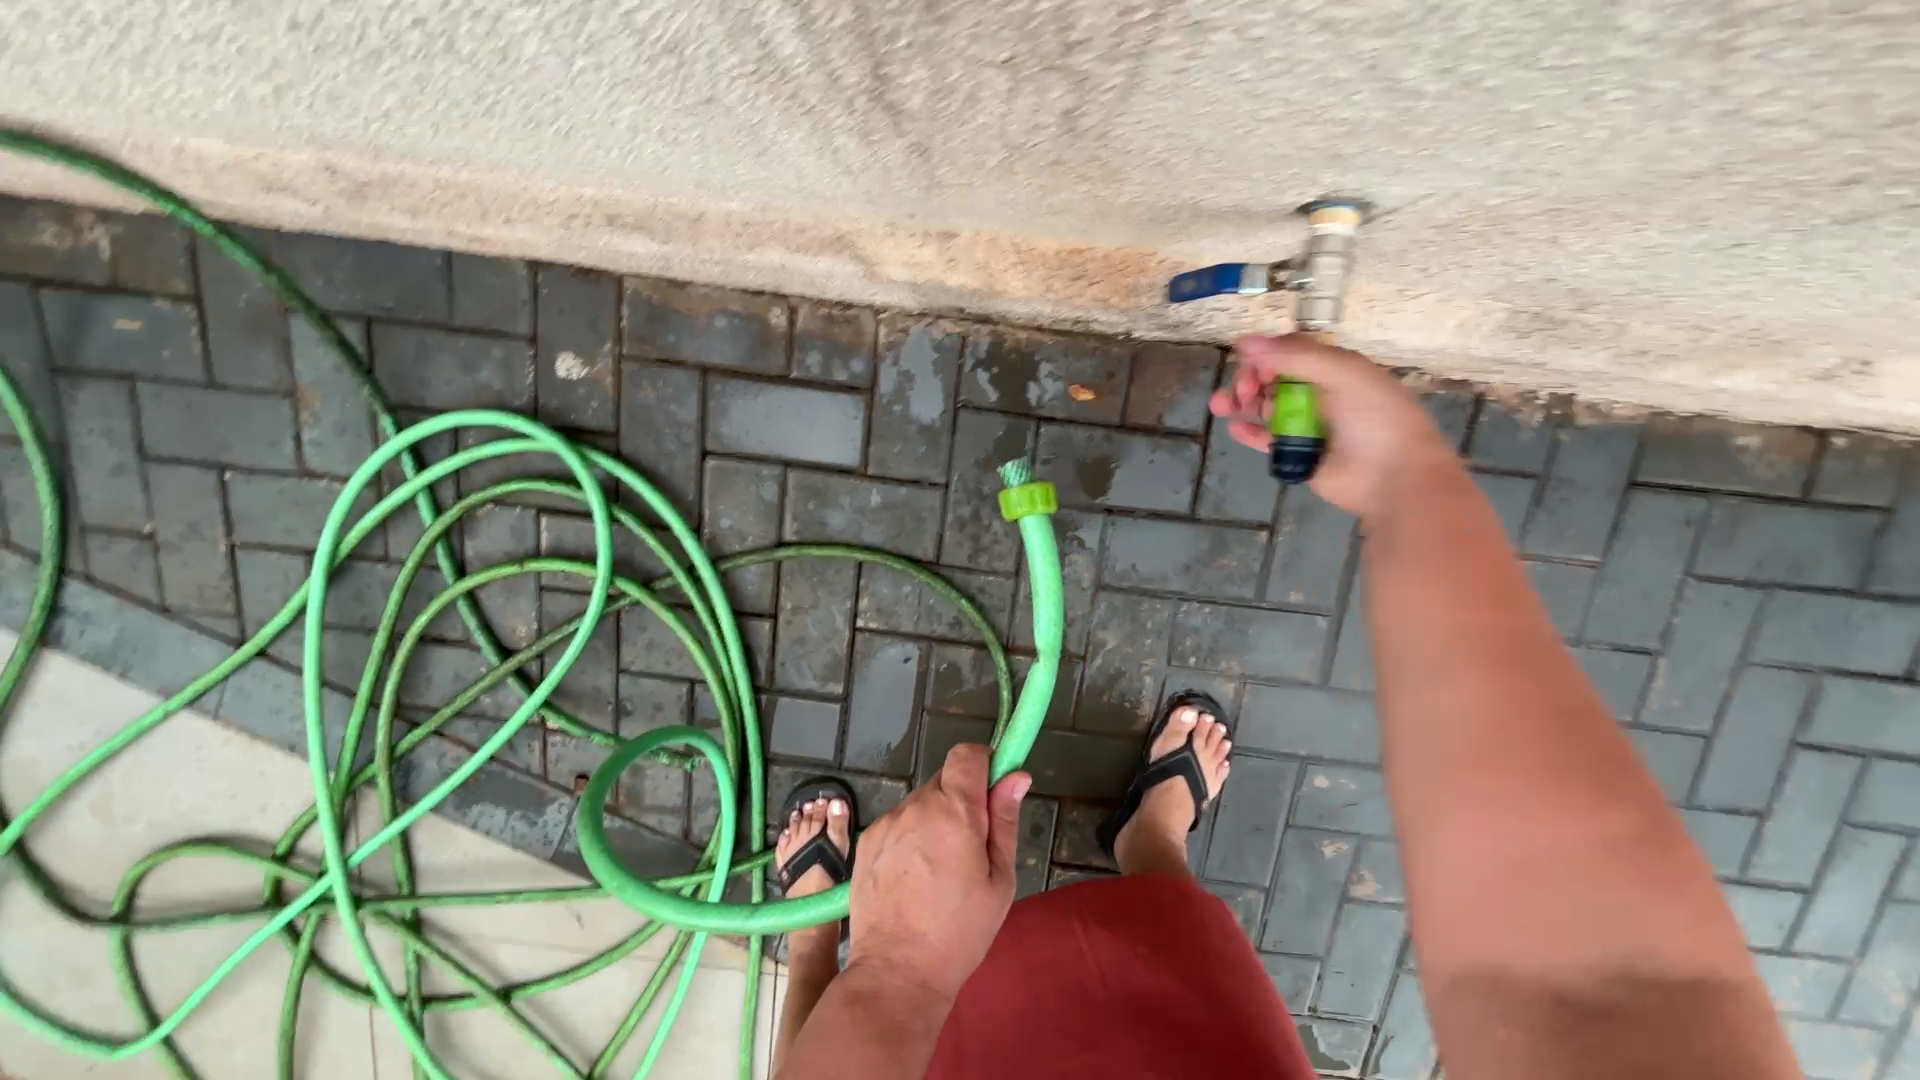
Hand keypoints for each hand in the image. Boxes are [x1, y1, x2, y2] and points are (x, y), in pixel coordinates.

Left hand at [845, 744, 1031, 1001]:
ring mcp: (887, 823)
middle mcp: (916, 806)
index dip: (983, 765)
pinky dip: (910, 838)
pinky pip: (898, 824)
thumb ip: (1006, 821)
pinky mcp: (866, 841)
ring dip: (935, 821)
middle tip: (971, 848)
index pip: (967, 754)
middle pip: (944, 781)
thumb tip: (1017, 776)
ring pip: (921, 803)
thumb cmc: (960, 931)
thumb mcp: (1000, 879)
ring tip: (940, 871)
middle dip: (961, 802)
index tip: (992, 795)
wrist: (897, 971)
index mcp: (954, 811)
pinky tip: (914, 878)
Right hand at [1208, 334, 1454, 520]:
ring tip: (1221, 407)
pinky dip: (1249, 433)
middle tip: (1242, 392)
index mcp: (1333, 369)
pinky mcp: (1296, 454)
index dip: (1264, 354)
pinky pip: (1265, 439)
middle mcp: (1318, 393)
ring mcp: (1306, 425)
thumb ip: (1295, 356)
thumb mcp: (1343, 374)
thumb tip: (1244, 341)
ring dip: (1240, 404)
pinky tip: (1235, 428)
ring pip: (1263, 408)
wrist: (1394, 476)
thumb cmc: (1376, 417)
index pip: (1289, 352)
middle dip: (1249, 379)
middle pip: (1271, 379)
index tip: (1245, 360)